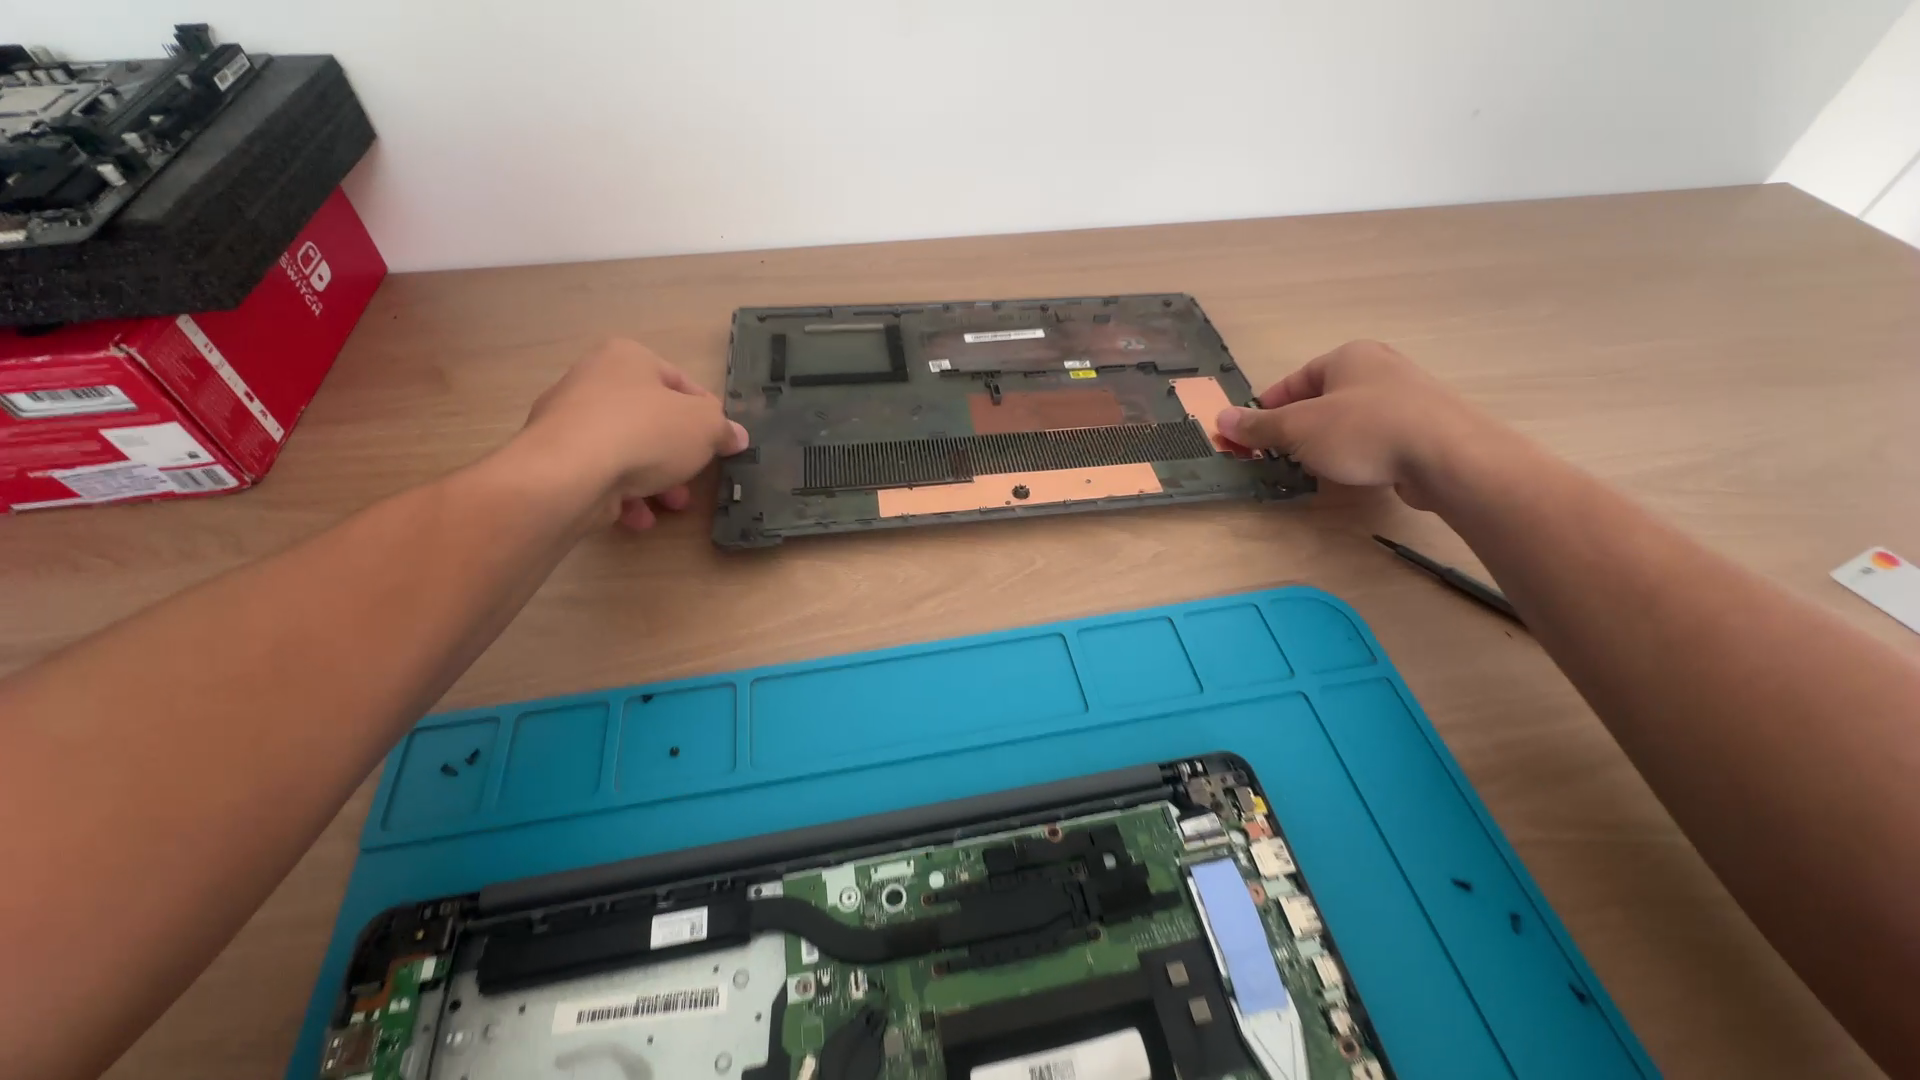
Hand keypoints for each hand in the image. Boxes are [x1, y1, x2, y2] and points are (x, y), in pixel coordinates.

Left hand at [520, 339, 748, 528]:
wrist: (570, 473)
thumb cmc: (645, 433)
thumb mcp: (704, 427)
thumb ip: (723, 429)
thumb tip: (734, 436)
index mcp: (628, 357)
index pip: (680, 382)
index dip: (707, 415)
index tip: (720, 442)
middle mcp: (593, 380)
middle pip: (652, 420)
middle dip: (678, 456)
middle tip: (695, 480)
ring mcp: (568, 420)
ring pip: (626, 449)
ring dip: (654, 480)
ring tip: (671, 505)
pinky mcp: (554, 458)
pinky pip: (600, 473)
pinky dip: (622, 494)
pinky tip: (638, 517)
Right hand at [1216, 340, 1500, 508]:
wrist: (1448, 456)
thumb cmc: (1365, 430)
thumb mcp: (1299, 429)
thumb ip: (1259, 427)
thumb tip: (1220, 420)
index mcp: (1348, 356)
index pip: (1296, 379)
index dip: (1269, 407)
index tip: (1253, 433)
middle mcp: (1380, 368)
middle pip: (1324, 398)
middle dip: (1299, 426)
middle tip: (1280, 454)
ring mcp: (1408, 397)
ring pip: (1352, 419)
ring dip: (1330, 441)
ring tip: (1316, 467)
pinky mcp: (1427, 427)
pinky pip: (1379, 437)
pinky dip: (1361, 453)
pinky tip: (1356, 472)